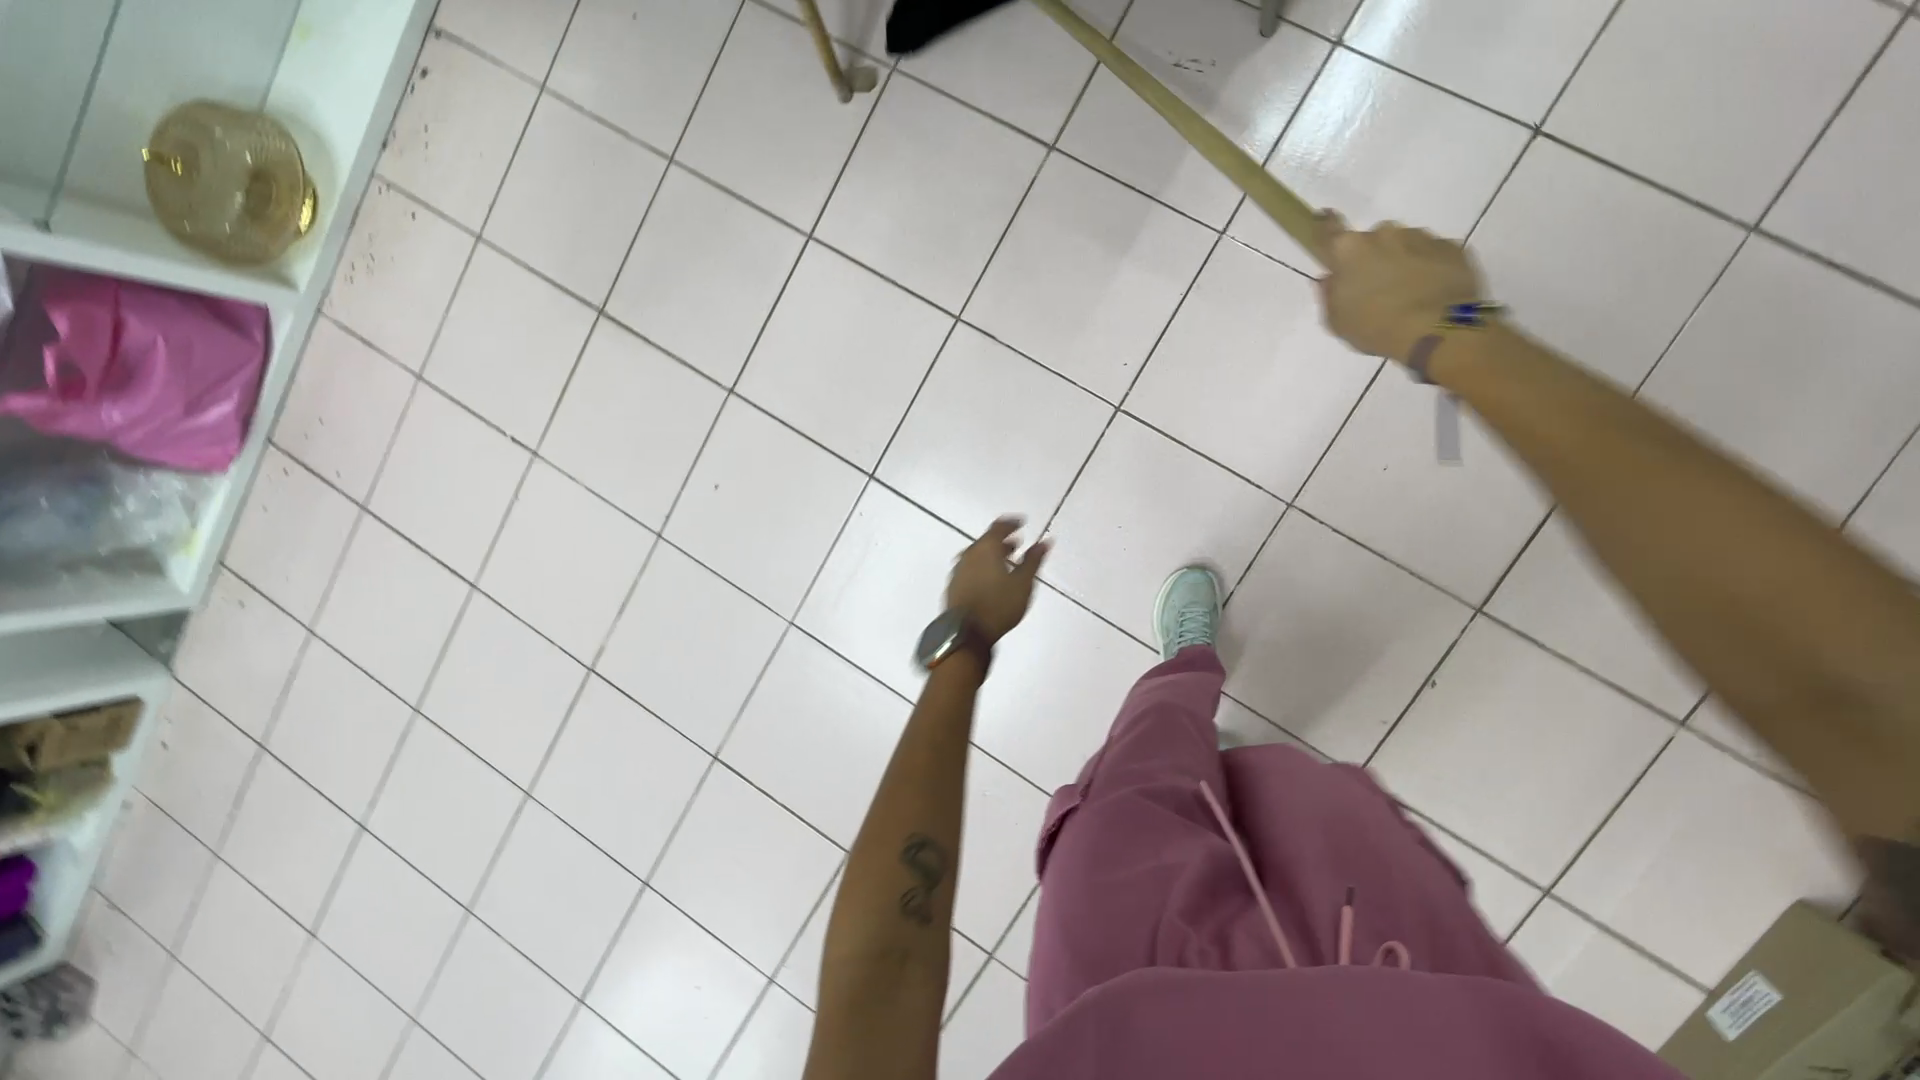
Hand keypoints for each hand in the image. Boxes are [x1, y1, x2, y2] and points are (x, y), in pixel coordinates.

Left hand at [947, 517, 1048, 644]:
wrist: (966, 633)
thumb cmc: (999, 605)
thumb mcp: (1023, 583)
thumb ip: (1033, 561)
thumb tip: (1045, 542)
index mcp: (986, 549)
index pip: (999, 527)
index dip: (1012, 523)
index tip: (1022, 523)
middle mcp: (969, 554)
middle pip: (986, 541)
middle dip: (1003, 541)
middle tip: (1017, 544)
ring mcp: (958, 570)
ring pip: (977, 555)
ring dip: (992, 555)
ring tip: (1006, 563)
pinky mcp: (953, 585)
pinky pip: (970, 568)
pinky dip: (982, 567)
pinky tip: (990, 579)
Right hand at [1316, 214, 1485, 362]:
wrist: (1437, 330)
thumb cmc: (1376, 327)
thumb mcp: (1337, 321)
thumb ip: (1330, 294)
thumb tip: (1331, 278)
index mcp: (1349, 249)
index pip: (1330, 228)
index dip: (1325, 224)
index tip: (1325, 218)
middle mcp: (1384, 233)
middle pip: (1372, 239)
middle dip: (1373, 256)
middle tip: (1377, 285)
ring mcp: (1421, 237)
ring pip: (1405, 244)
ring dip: (1403, 260)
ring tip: (1409, 291)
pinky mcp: (1451, 247)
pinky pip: (1433, 253)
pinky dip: (1430, 266)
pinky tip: (1431, 290)